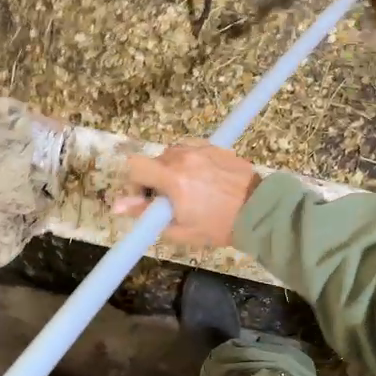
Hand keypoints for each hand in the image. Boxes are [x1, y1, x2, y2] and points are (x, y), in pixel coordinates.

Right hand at [111, 140, 260, 248]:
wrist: (259, 211)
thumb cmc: (218, 226)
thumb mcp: (178, 229)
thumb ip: (145, 214)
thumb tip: (116, 206)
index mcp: (172, 178)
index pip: (135, 167)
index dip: (135, 184)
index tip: (147, 200)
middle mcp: (183, 157)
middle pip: (154, 161)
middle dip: (155, 179)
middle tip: (170, 201)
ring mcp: (201, 148)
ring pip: (172, 154)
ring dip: (172, 169)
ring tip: (188, 190)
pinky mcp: (215, 147)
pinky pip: (191, 149)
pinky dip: (189, 161)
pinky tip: (202, 179)